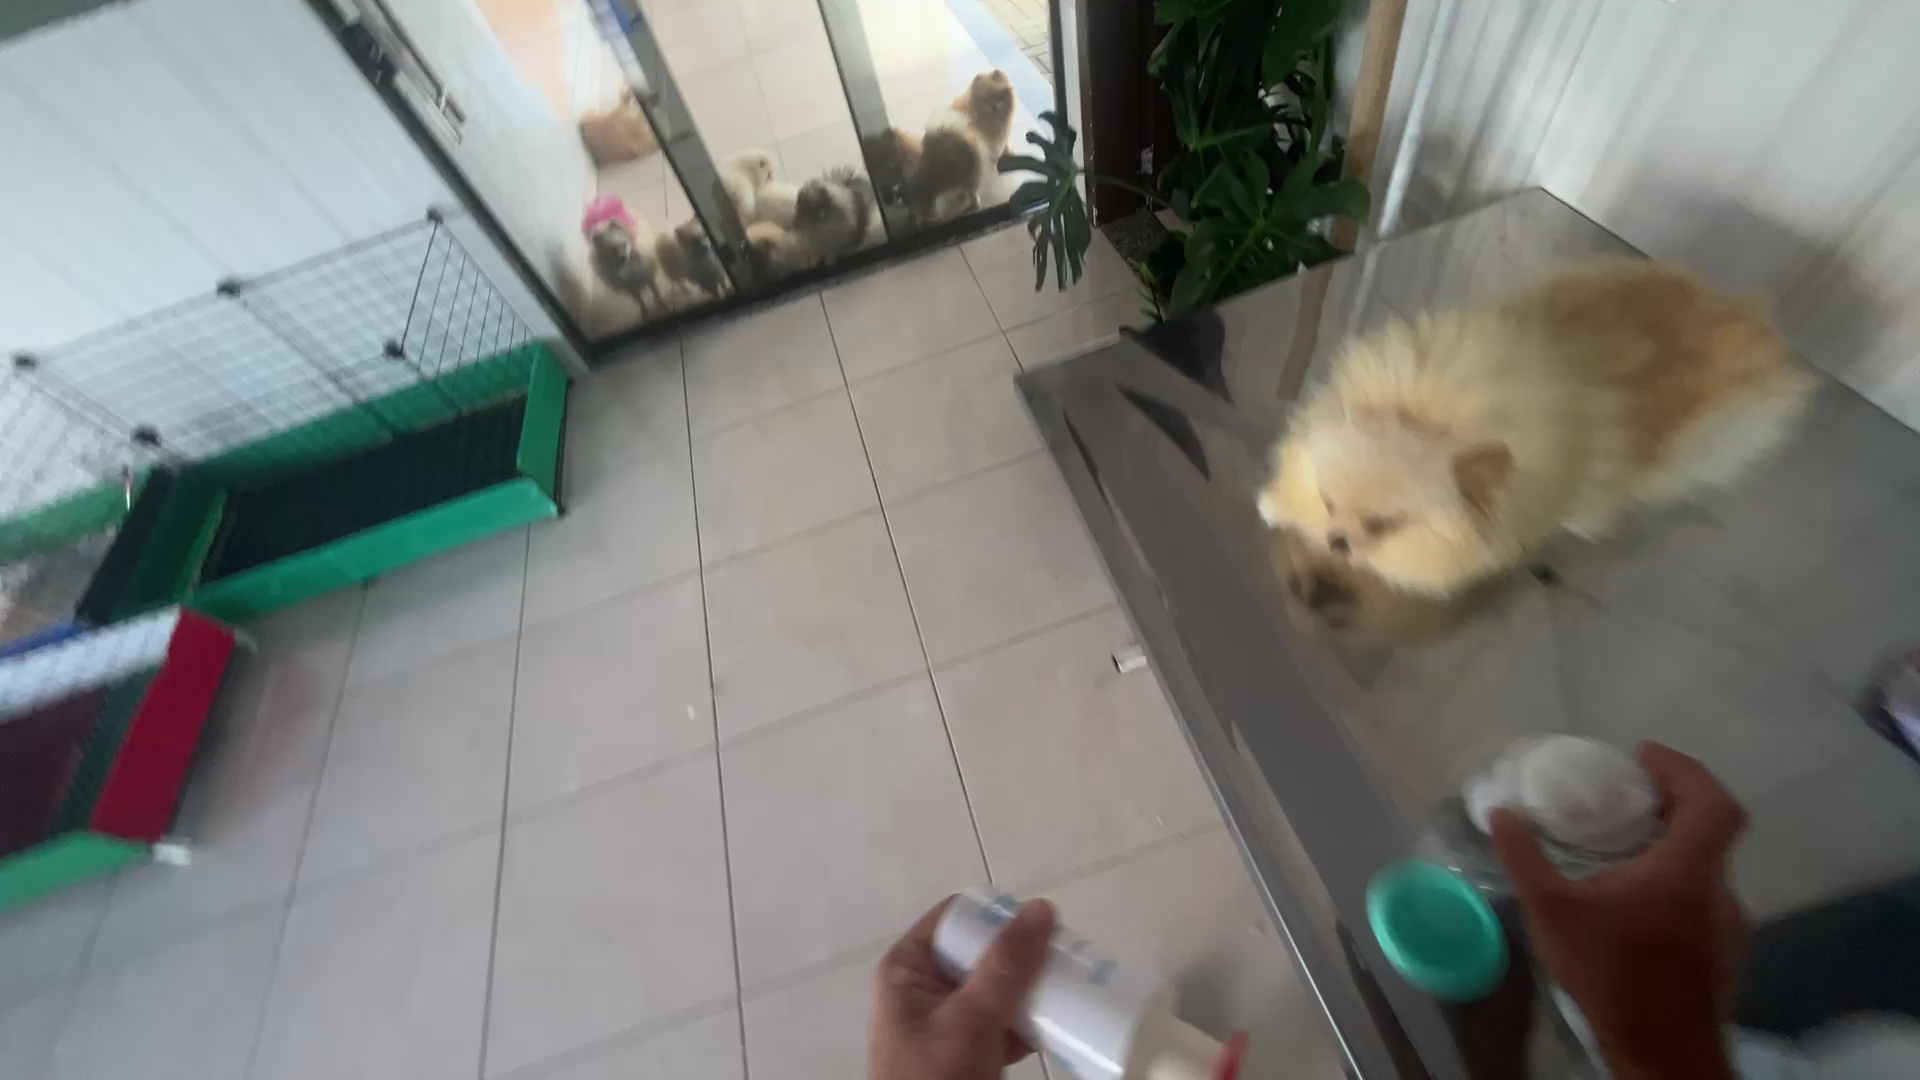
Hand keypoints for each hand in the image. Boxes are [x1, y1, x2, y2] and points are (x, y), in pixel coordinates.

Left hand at [870, 896, 1055, 1079]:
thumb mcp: (970, 1021)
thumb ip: (1006, 966)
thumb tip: (1042, 907)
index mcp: (908, 968)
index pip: (955, 916)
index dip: (996, 914)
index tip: (1040, 922)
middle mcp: (924, 986)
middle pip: (979, 950)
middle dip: (1021, 955)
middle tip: (1064, 956)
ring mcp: (945, 1021)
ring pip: (995, 986)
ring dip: (1028, 989)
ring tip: (1068, 985)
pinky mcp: (965, 1052)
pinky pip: (1001, 1022)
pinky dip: (1026, 1023)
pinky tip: (1056, 1026)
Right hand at [1489, 742, 1748, 1079]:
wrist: (1662, 1054)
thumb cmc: (1608, 973)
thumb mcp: (1547, 907)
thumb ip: (1521, 854)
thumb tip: (1500, 811)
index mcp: (1686, 875)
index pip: (1713, 806)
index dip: (1684, 770)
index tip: (1641, 753)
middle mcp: (1718, 893)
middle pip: (1710, 828)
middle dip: (1668, 796)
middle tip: (1618, 784)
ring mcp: (1725, 924)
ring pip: (1703, 860)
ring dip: (1667, 833)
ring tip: (1614, 828)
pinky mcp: (1718, 948)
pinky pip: (1698, 888)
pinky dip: (1668, 865)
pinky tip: (1624, 882)